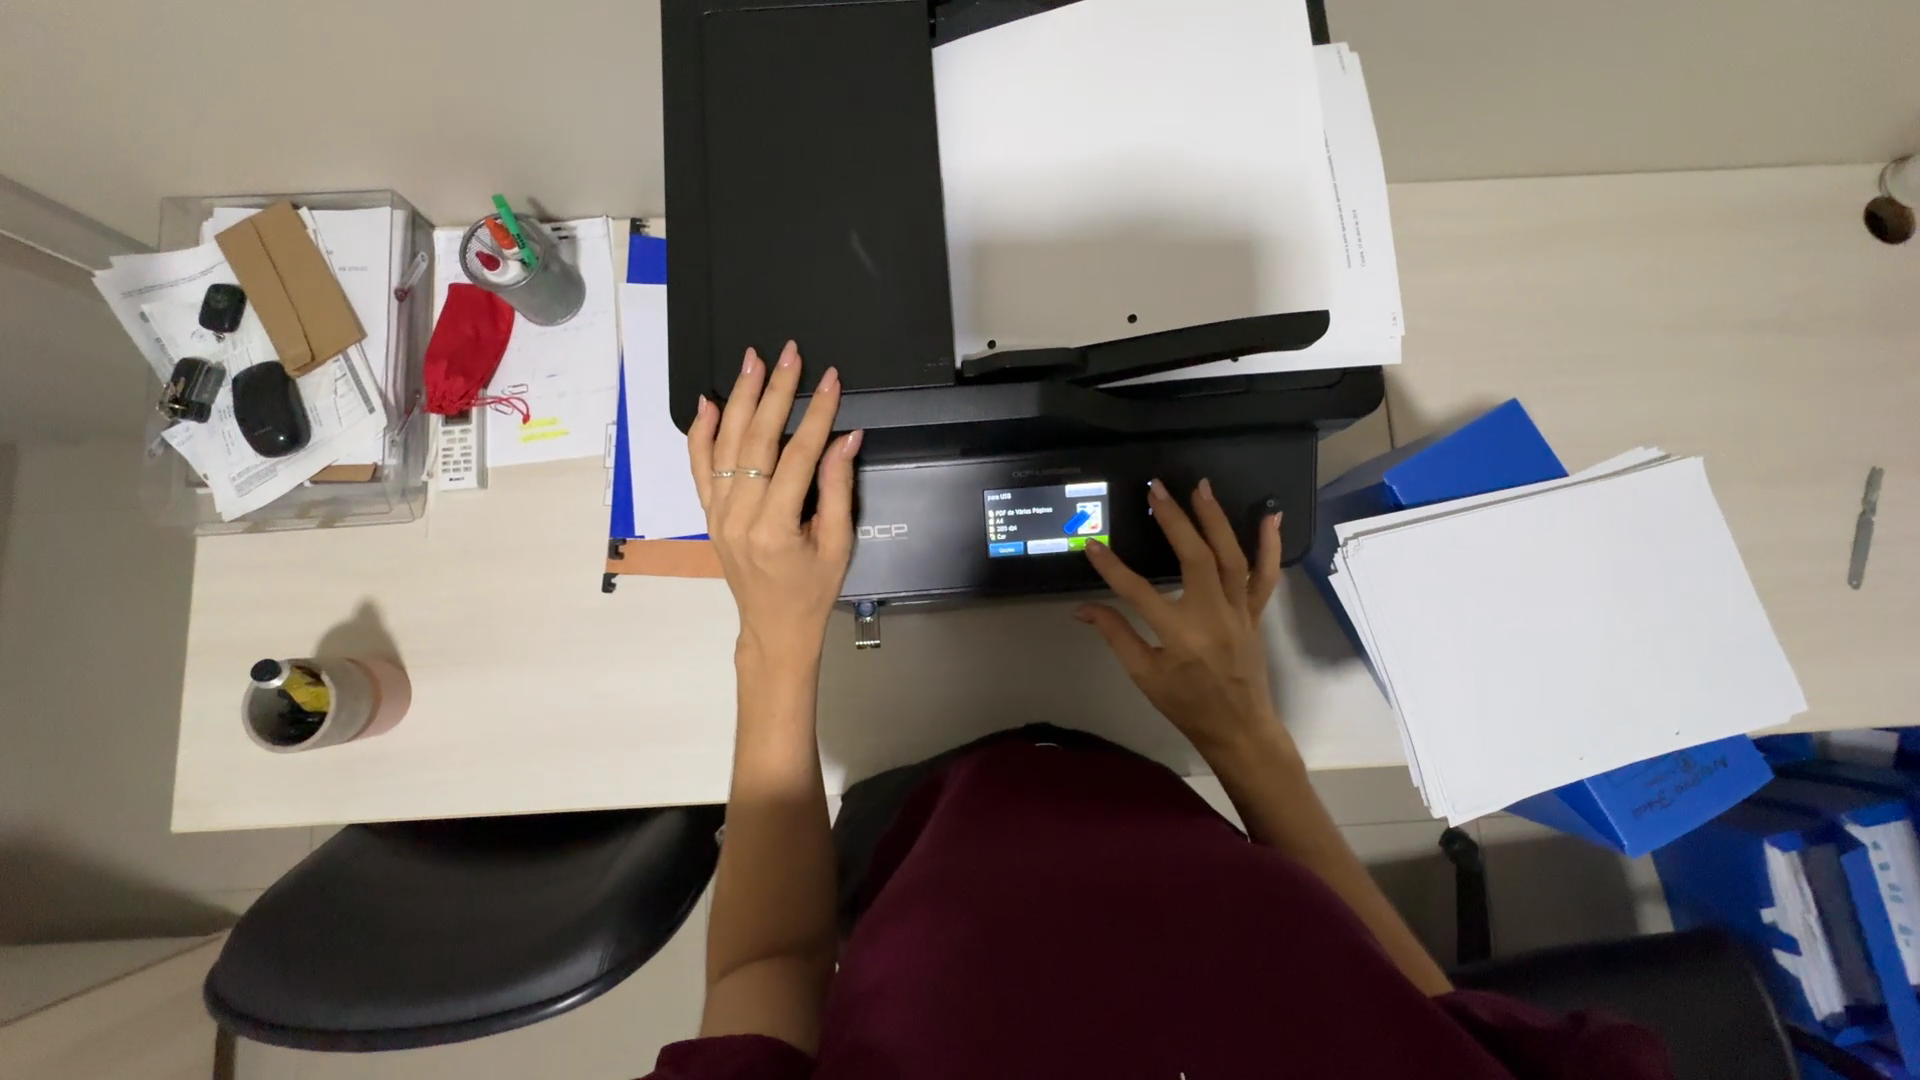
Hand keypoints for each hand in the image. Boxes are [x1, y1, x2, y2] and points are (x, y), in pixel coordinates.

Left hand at [688, 341, 862, 676]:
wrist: (774, 626)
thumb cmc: (812, 591)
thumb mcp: (838, 544)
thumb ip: (837, 489)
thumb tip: (846, 438)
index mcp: (774, 527)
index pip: (797, 456)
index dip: (817, 415)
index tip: (830, 381)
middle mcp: (738, 516)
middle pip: (755, 440)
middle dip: (775, 392)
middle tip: (789, 355)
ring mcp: (717, 514)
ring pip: (724, 444)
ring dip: (738, 398)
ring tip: (752, 361)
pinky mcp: (708, 514)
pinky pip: (699, 467)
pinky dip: (700, 433)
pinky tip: (707, 402)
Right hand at [1076, 479, 1287, 754]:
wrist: (1239, 729)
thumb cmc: (1186, 705)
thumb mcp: (1144, 675)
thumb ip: (1115, 635)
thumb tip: (1082, 608)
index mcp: (1180, 635)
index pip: (1138, 591)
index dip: (1112, 567)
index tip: (1092, 545)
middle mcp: (1213, 616)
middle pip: (1195, 558)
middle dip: (1174, 520)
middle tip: (1157, 489)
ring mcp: (1239, 612)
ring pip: (1231, 557)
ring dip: (1215, 519)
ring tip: (1201, 487)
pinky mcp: (1255, 613)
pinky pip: (1266, 576)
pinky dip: (1270, 545)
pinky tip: (1270, 516)